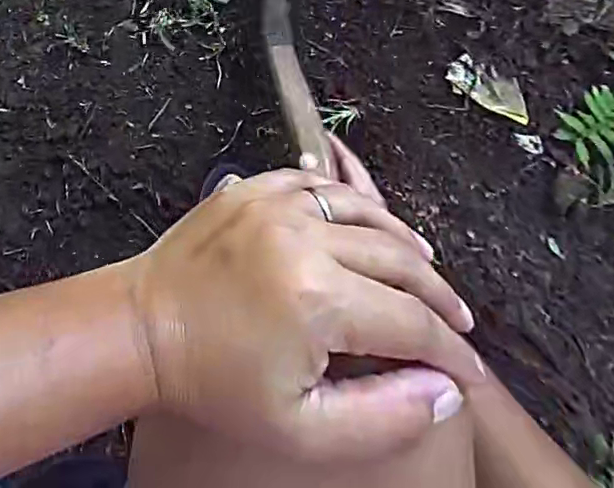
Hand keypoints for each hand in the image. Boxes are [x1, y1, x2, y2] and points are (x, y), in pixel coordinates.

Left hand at [123, 165, 484, 460]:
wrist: (146, 326)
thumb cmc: (216, 382)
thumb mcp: (302, 429)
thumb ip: (385, 415)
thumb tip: (443, 390)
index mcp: (318, 298)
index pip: (412, 322)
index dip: (451, 352)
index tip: (467, 369)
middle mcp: (303, 237)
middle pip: (398, 259)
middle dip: (438, 296)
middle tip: (457, 321)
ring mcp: (276, 203)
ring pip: (364, 211)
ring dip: (402, 239)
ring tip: (425, 267)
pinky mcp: (254, 188)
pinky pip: (316, 184)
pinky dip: (350, 202)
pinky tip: (365, 221)